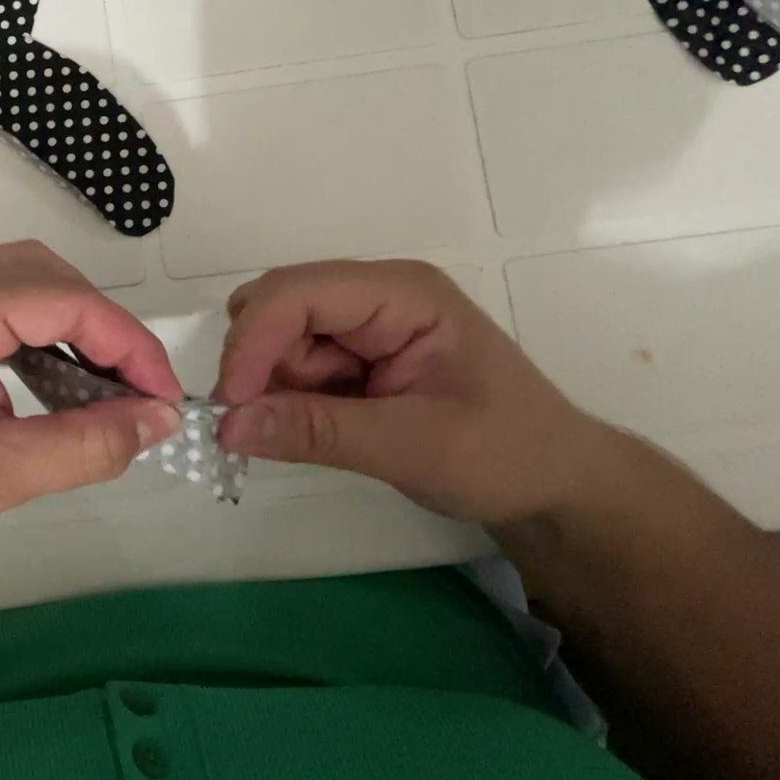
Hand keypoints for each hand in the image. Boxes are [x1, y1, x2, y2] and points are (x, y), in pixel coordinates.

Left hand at [0, 240, 182, 553]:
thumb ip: (84, 445)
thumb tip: (159, 418)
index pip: (65, 301)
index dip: (128, 345)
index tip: (165, 397)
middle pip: (45, 275)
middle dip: (102, 328)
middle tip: (133, 391)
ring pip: (17, 272)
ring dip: (66, 314)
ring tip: (95, 375)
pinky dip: (23, 306)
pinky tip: (32, 344)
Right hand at [214, 259, 632, 525]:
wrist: (552, 486)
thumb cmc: (506, 456)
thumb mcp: (414, 447)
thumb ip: (318, 432)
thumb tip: (226, 427)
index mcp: (401, 293)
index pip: (297, 293)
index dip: (253, 341)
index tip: (230, 406)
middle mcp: (372, 294)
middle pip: (276, 308)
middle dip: (260, 365)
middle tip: (264, 424)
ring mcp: (359, 323)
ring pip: (274, 340)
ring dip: (273, 387)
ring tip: (321, 433)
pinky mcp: (348, 353)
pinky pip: (287, 365)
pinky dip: (284, 399)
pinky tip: (321, 427)